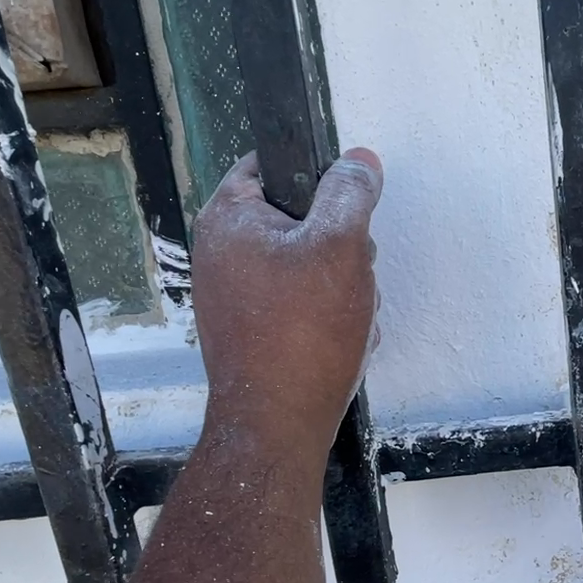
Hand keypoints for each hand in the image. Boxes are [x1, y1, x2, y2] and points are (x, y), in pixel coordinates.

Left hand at [190, 148, 384, 459]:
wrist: (278, 422)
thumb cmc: (304, 332)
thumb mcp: (340, 248)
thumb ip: (351, 196)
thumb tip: (360, 159)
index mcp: (229, 218)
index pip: (274, 166)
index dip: (320, 181)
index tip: (349, 211)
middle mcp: (222, 253)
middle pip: (299, 223)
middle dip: (342, 249)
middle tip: (357, 276)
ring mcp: (235, 297)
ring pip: (307, 271)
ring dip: (344, 290)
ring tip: (354, 319)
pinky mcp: (252, 333)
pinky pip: (301, 309)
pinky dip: (329, 321)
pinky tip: (345, 342)